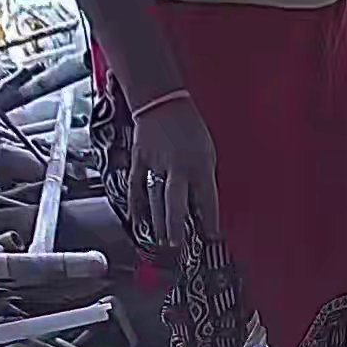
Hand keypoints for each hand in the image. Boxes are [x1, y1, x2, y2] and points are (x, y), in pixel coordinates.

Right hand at [130, 95, 221, 249]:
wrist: (162, 101)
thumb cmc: (189, 130)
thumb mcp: (207, 153)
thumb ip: (204, 181)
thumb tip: (201, 211)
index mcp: (200, 164)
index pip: (206, 198)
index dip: (209, 220)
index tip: (211, 237)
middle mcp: (178, 166)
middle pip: (176, 201)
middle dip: (176, 225)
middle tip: (177, 246)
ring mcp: (155, 164)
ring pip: (155, 199)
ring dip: (158, 222)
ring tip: (161, 242)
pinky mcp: (139, 161)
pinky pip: (136, 188)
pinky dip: (136, 207)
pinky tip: (138, 224)